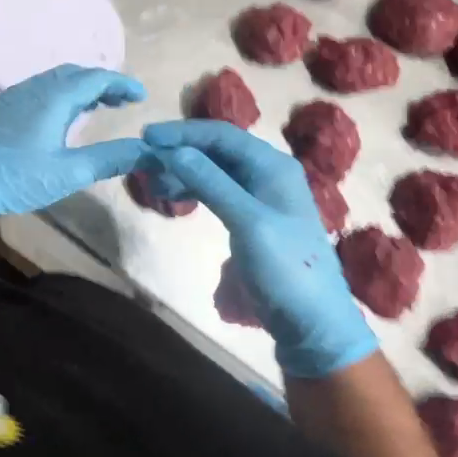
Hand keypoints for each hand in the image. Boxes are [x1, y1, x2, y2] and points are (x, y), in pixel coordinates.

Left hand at [0, 65, 147, 235]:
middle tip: (121, 101)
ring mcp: (12, 96)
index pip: (95, 79)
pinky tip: (59, 116)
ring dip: (78, 88)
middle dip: (101, 83)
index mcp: (53, 98)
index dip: (121, 84)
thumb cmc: (17, 177)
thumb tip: (145, 150)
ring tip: (96, 106)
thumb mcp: (68, 173)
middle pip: (73, 74)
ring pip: (52, 81)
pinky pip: (36, 90)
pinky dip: (58, 94)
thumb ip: (108, 159)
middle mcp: (33, 88)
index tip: (140, 95)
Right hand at [144, 120, 376, 378]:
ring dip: (184, 171)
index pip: (221, 135)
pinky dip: (193, 189)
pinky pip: (216, 190)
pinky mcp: (251, 219)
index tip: (146, 137)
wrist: (312, 323)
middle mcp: (268, 173)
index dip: (183, 133)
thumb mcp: (247, 222)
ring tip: (154, 184)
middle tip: (145, 162)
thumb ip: (211, 183)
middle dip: (180, 151)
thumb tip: (173, 151)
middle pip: (217, 149)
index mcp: (273, 166)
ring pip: (214, 170)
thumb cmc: (286, 269)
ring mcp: (260, 197)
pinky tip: (175, 198)